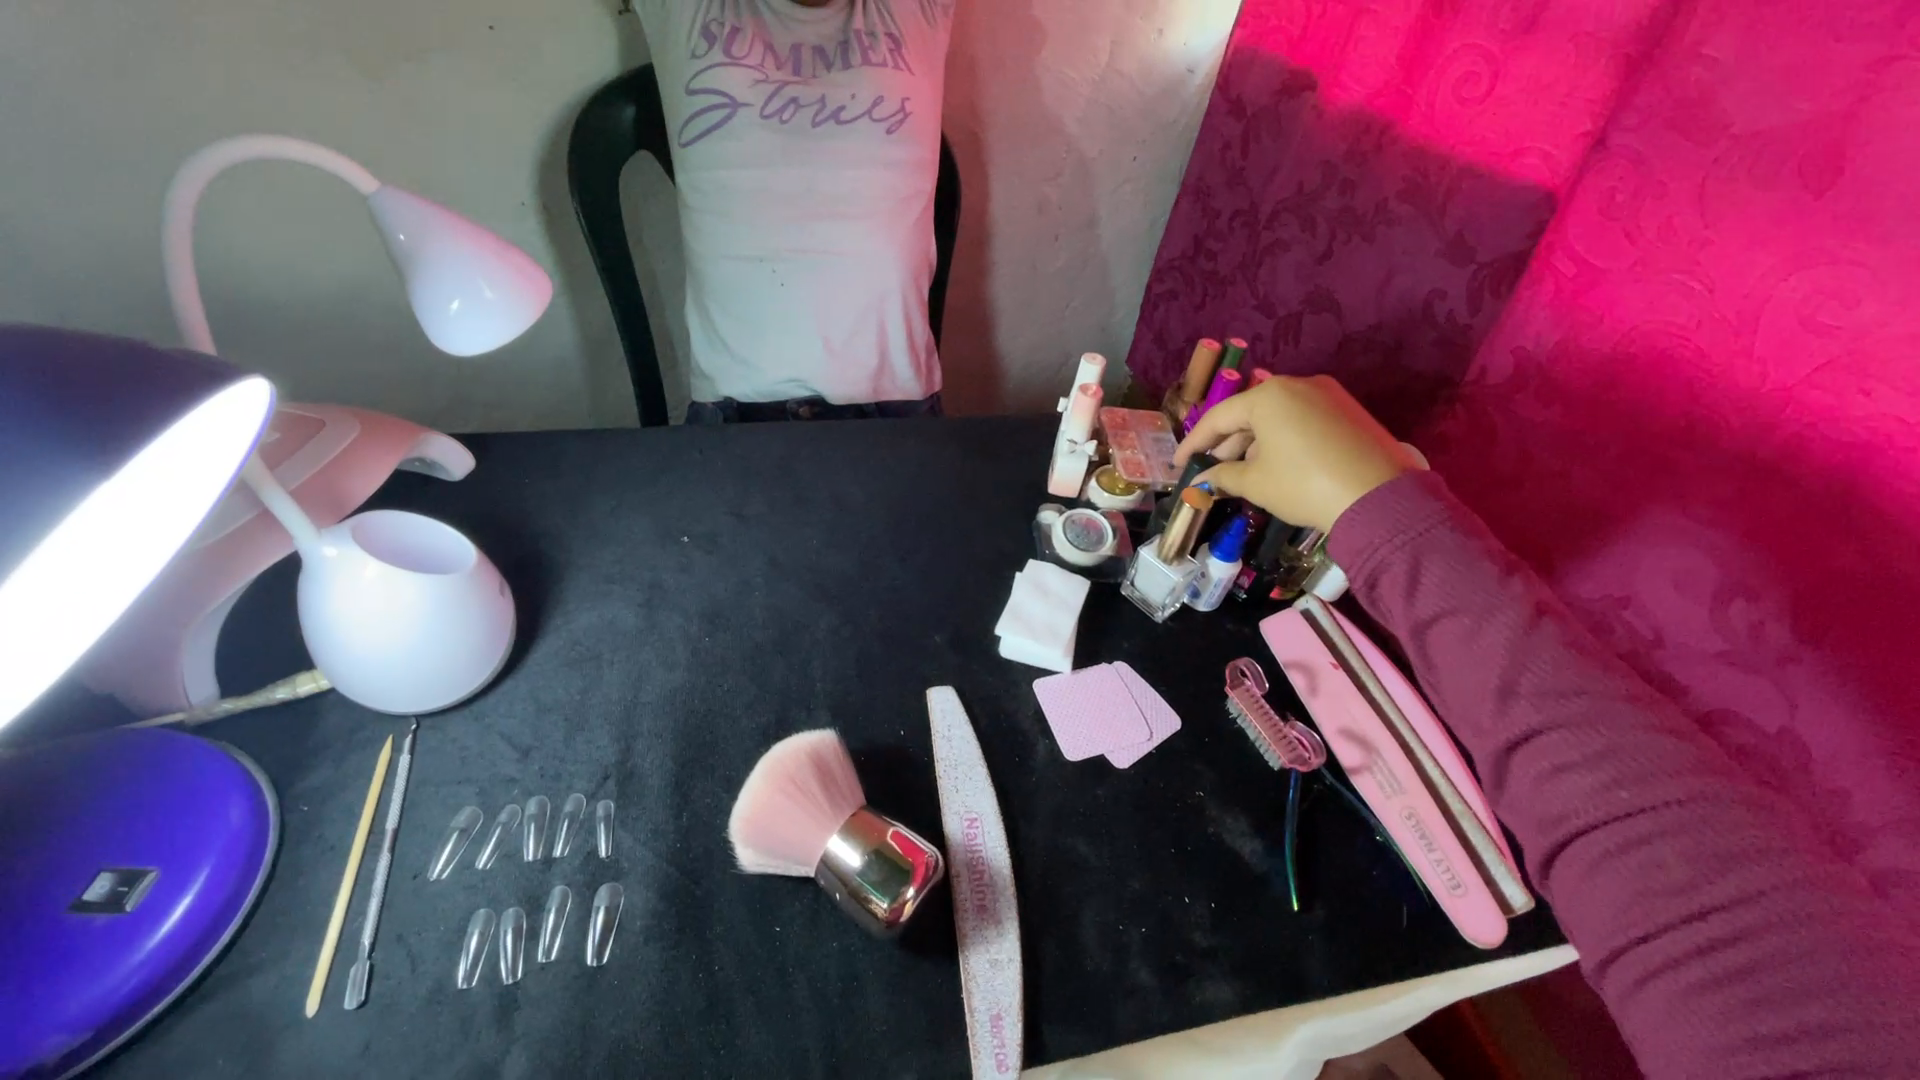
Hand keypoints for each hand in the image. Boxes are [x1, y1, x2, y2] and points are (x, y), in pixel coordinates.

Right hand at [1174, 375, 1418, 532]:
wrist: (1378, 498)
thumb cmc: (1304, 484)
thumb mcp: (1255, 483)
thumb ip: (1222, 477)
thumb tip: (1202, 482)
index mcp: (1268, 395)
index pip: (1218, 417)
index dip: (1194, 443)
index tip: (1178, 465)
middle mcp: (1298, 385)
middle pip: (1249, 413)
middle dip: (1227, 444)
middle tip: (1210, 471)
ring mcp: (1327, 396)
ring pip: (1277, 417)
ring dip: (1254, 444)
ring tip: (1241, 474)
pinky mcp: (1348, 412)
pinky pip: (1302, 421)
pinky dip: (1282, 441)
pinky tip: (1274, 467)